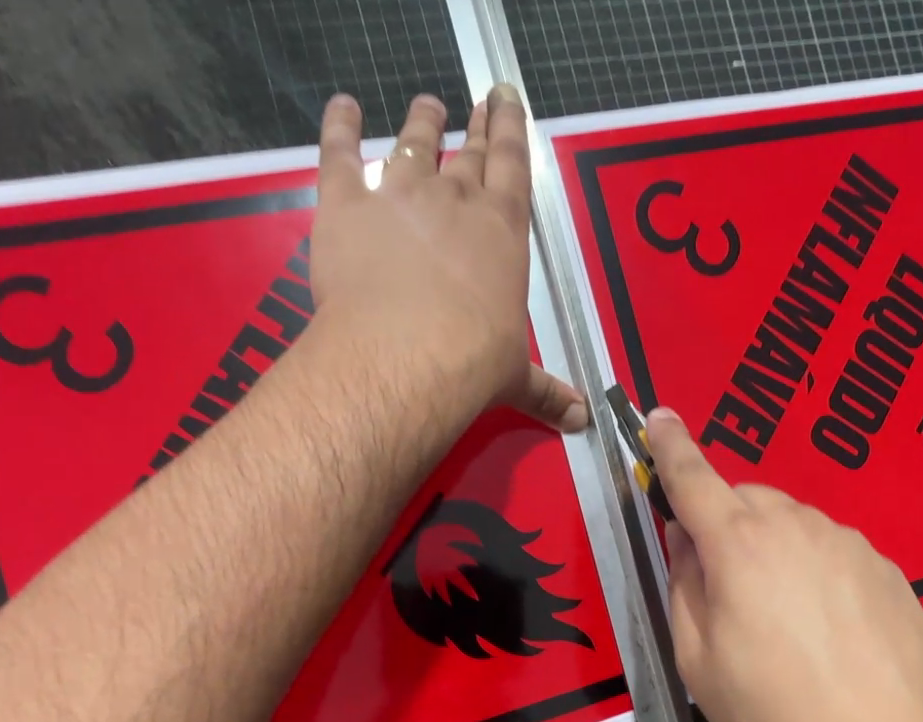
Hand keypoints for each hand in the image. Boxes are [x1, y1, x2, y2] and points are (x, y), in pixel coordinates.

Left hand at [311, 89, 587, 431]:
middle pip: (469, 151)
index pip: (512, 165)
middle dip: (475, 125)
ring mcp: (399, 194)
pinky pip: (340, 153)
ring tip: (426, 106)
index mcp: (502, 231)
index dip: (511, 130)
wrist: (405, 355)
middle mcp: (455, 199)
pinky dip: (340, 126)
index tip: (506, 101)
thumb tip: (582, 420)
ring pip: (413, 144)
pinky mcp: (347, 203)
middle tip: (478, 101)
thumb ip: (545, 392)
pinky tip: (343, 108)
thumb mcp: (513, 377)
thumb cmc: (471, 363)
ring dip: (421, 123)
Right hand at [647, 407, 922, 721]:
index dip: (669, 447)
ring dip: (772, 549)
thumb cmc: (773, 713)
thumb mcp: (697, 662)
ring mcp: (849, 543)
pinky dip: (815, 570)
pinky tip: (828, 631)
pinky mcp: (887, 568)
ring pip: (792, 524)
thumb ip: (683, 587)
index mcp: (738, 545)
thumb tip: (686, 540)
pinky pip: (833, 551)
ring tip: (783, 623)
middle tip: (724, 587)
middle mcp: (796, 526)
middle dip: (725, 524)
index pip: (693, 478)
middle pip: (745, 501)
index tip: (657, 419)